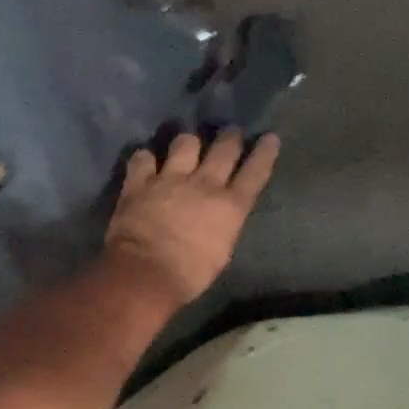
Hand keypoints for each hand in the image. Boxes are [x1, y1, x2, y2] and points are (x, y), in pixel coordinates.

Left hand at [105, 129, 278, 304]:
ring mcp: (170, 179)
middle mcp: (204, 184)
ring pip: (185, 143)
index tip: (269, 138)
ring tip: (184, 146)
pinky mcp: (139, 183)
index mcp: (230, 206)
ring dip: (186, 142)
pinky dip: (144, 158)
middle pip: (224, 148)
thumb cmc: (187, 276)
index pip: (255, 171)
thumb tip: (219, 217)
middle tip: (229, 133)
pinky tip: (144, 163)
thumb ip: (223, 226)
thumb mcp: (220, 253)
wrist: (144, 274)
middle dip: (229, 137)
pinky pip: (142, 158)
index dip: (264, 152)